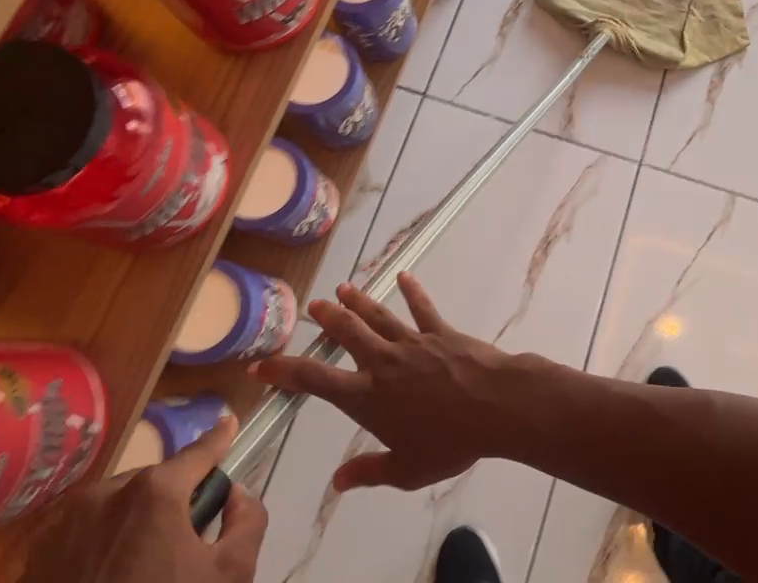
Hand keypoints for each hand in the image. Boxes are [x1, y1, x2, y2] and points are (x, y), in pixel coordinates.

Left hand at [18, 416, 267, 582]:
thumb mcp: (228, 576)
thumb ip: (247, 522)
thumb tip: (235, 493)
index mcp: (155, 492)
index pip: (198, 452)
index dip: (219, 439)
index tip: (228, 423)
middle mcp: (106, 494)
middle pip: (155, 483)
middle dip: (173, 499)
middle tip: (183, 538)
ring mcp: (64, 526)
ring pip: (115, 506)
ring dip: (133, 521)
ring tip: (138, 565)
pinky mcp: (36, 559)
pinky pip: (81, 535)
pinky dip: (98, 546)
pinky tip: (105, 577)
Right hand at [250, 274, 519, 492]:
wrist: (495, 406)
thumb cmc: (451, 442)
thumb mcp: (407, 470)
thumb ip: (370, 471)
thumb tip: (337, 482)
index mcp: (368, 398)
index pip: (315, 381)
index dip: (285, 370)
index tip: (262, 363)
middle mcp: (384, 363)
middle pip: (348, 334)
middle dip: (328, 319)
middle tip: (314, 306)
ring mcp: (413, 342)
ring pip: (379, 316)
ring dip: (360, 302)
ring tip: (344, 289)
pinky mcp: (441, 331)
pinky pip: (423, 308)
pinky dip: (413, 291)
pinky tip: (405, 276)